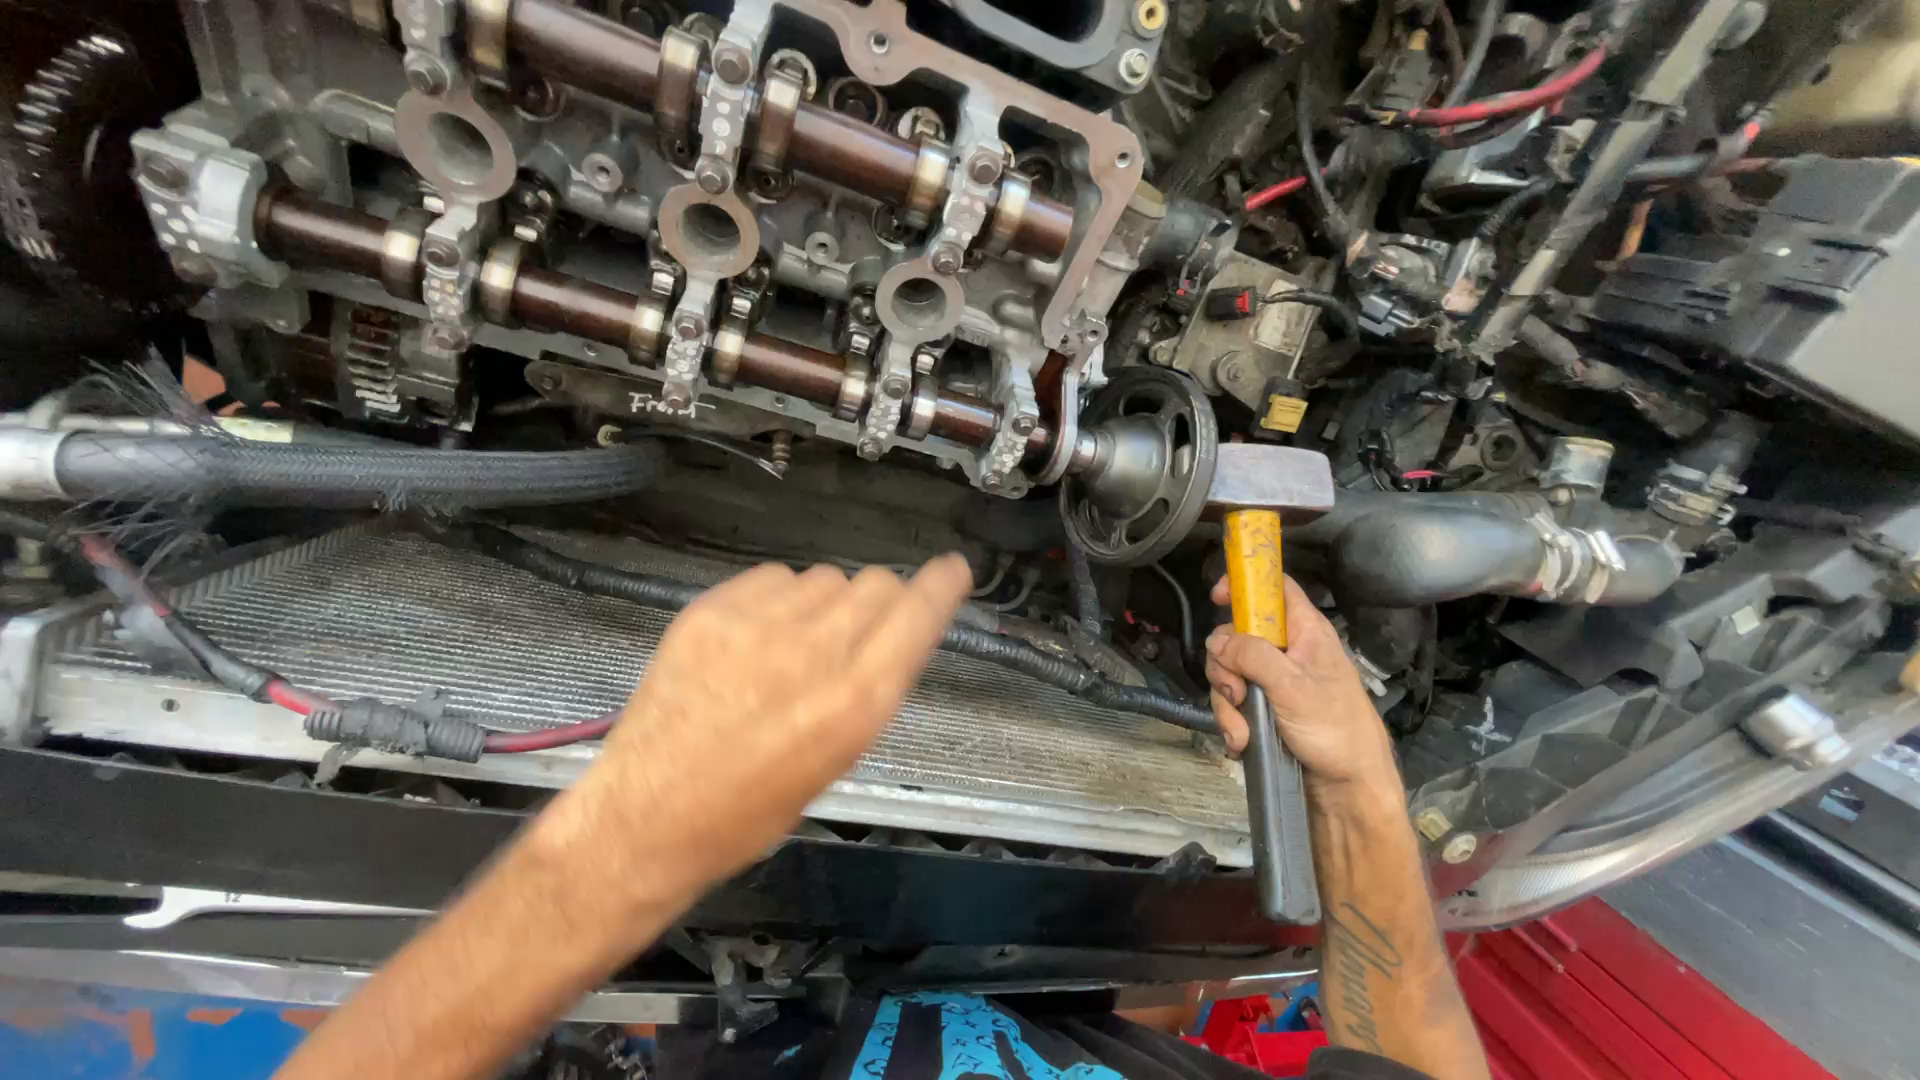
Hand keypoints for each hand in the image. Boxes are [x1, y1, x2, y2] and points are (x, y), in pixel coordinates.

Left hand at [562, 556, 972, 904]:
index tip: (953, 569)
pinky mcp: (712, 610)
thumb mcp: (837, 760)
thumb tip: (884, 638)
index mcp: (856, 702)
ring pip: (826, 577)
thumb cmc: (751, 811)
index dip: (942, 586)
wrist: (647, 817)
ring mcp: (758, 625)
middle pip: (876, 584)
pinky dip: (779, 597)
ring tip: (796, 642)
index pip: (918, 616)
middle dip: (882, 600)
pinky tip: (758, 634)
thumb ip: (867, 690)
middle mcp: (815, 653)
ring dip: (827, 602)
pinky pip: (773, 577)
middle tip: (859, 630)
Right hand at [1203, 574, 1397, 789]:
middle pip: (1238, 635)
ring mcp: (1275, 681)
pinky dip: (1232, 721)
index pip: (1275, 589)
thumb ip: (1253, 657)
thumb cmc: (1336, 731)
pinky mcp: (1265, 707)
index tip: (1218, 596)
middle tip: (1235, 690)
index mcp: (1306, 633)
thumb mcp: (1293, 688)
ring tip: (1243, 730)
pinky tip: (1242, 740)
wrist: (1348, 788)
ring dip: (1227, 702)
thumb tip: (1216, 640)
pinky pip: (1234, 701)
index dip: (1246, 585)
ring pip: (1230, 672)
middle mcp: (1288, 651)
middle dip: (1225, 665)